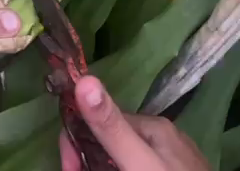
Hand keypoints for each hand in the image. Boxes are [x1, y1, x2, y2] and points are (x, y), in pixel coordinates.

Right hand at [60, 75, 209, 170]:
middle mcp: (163, 139)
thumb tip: (83, 78)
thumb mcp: (139, 164)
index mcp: (154, 128)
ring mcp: (172, 164)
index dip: (77, 141)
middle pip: (112, 142)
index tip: (67, 166)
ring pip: (124, 160)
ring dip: (102, 168)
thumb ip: (111, 127)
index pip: (101, 121)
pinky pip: (140, 168)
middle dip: (88, 160)